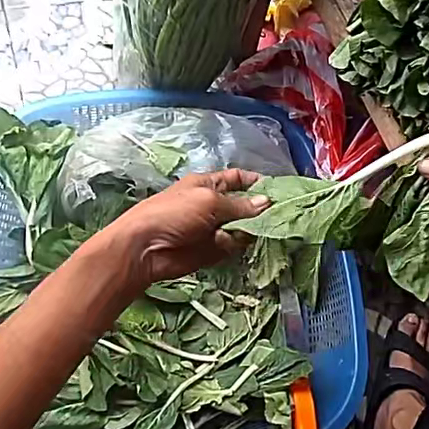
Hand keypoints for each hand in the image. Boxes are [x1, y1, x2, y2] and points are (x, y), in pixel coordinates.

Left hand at [101, 169, 269, 288]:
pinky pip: (234, 246)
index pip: (237, 179)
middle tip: (283, 213)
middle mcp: (213, 205)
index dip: (255, 181)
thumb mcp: (208, 201)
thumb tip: (267, 203)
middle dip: (261, 208)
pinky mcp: (213, 250)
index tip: (278, 188)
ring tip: (269, 228)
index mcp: (208, 185)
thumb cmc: (173, 214)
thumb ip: (239, 204)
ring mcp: (214, 229)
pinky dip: (242, 245)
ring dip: (254, 228)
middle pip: (244, 204)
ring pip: (243, 227)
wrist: (145, 249)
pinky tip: (250, 243)